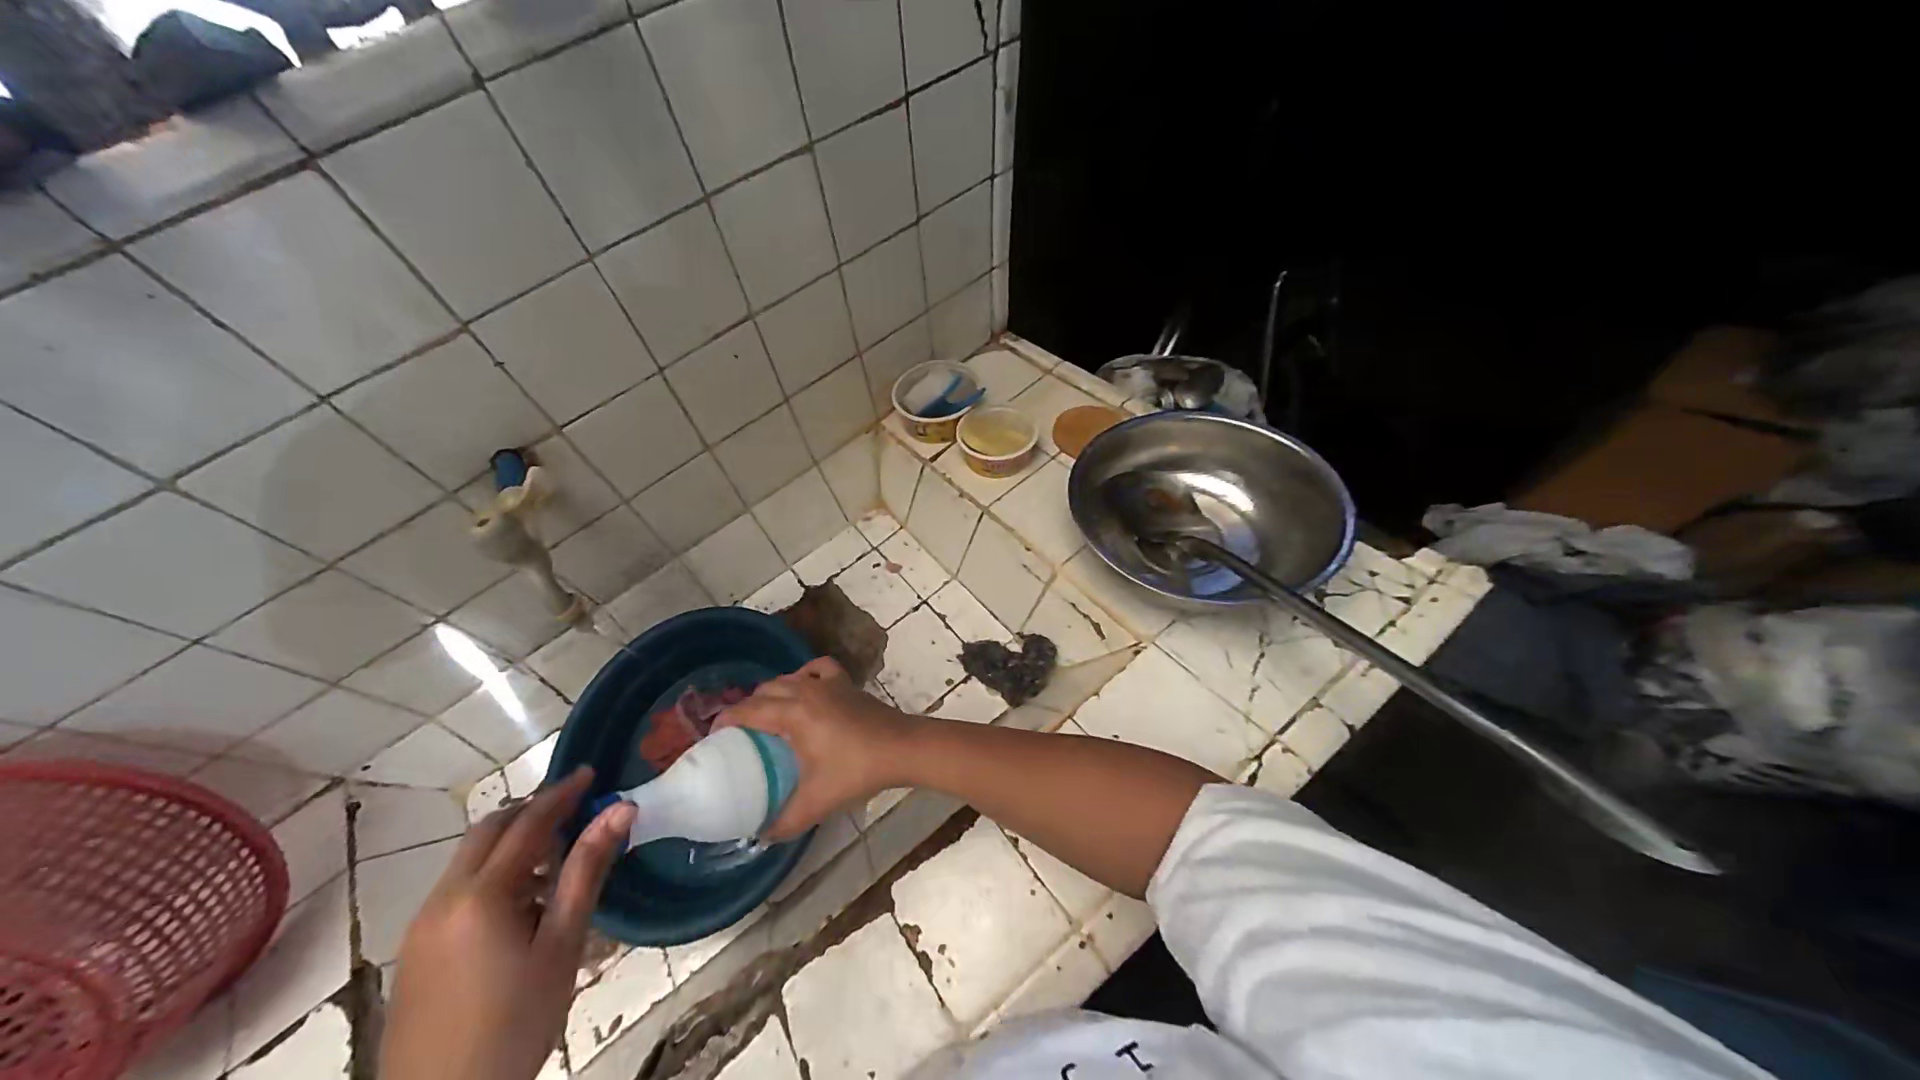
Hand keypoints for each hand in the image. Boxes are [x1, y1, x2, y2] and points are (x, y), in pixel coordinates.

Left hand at [380, 767, 634, 1079]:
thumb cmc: (515, 1023)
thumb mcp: (562, 945)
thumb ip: (587, 871)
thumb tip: (621, 809)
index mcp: (481, 895)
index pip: (527, 823)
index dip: (562, 794)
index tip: (592, 772)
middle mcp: (443, 898)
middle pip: (489, 831)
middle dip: (532, 810)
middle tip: (577, 807)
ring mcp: (423, 924)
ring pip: (470, 858)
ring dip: (513, 842)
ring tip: (559, 857)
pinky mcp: (417, 949)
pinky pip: (459, 887)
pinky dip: (495, 872)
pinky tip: (525, 901)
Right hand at [716, 656, 913, 840]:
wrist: (903, 748)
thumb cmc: (857, 771)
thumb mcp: (816, 802)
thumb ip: (784, 822)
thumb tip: (760, 835)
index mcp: (792, 713)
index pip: (746, 710)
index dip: (724, 721)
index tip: (713, 739)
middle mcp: (806, 690)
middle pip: (764, 691)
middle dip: (746, 708)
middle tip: (740, 734)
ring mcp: (828, 683)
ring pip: (788, 678)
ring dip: (772, 693)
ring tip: (767, 716)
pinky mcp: (847, 683)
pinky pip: (818, 668)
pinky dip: (805, 674)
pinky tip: (804, 687)